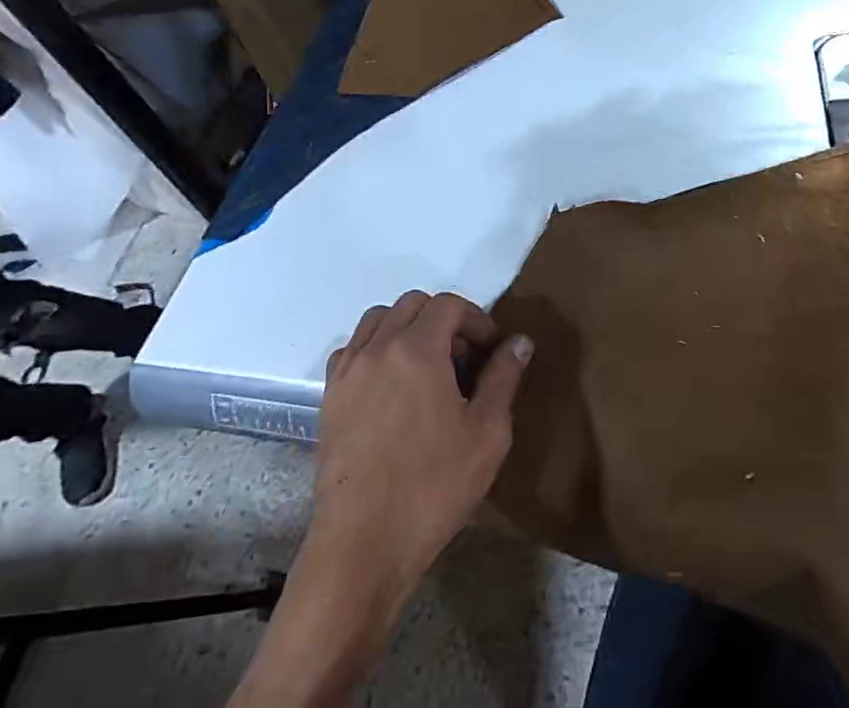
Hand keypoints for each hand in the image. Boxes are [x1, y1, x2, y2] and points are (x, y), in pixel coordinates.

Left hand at [229, 291, 529, 707]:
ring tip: (431, 368)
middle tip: (467, 359)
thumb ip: (504, 377)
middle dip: (446, 320)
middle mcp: (375, 350)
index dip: (478, 320)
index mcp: (416, 351)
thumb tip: (519, 342)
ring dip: (410, 329)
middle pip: (412, 304)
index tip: (493, 351)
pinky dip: (378, 350)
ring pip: (378, 321)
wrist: (364, 543)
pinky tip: (396, 387)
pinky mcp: (328, 400)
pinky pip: (354, 351)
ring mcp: (346, 374)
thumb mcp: (488, 431)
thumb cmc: (435, 485)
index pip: (448, 305)